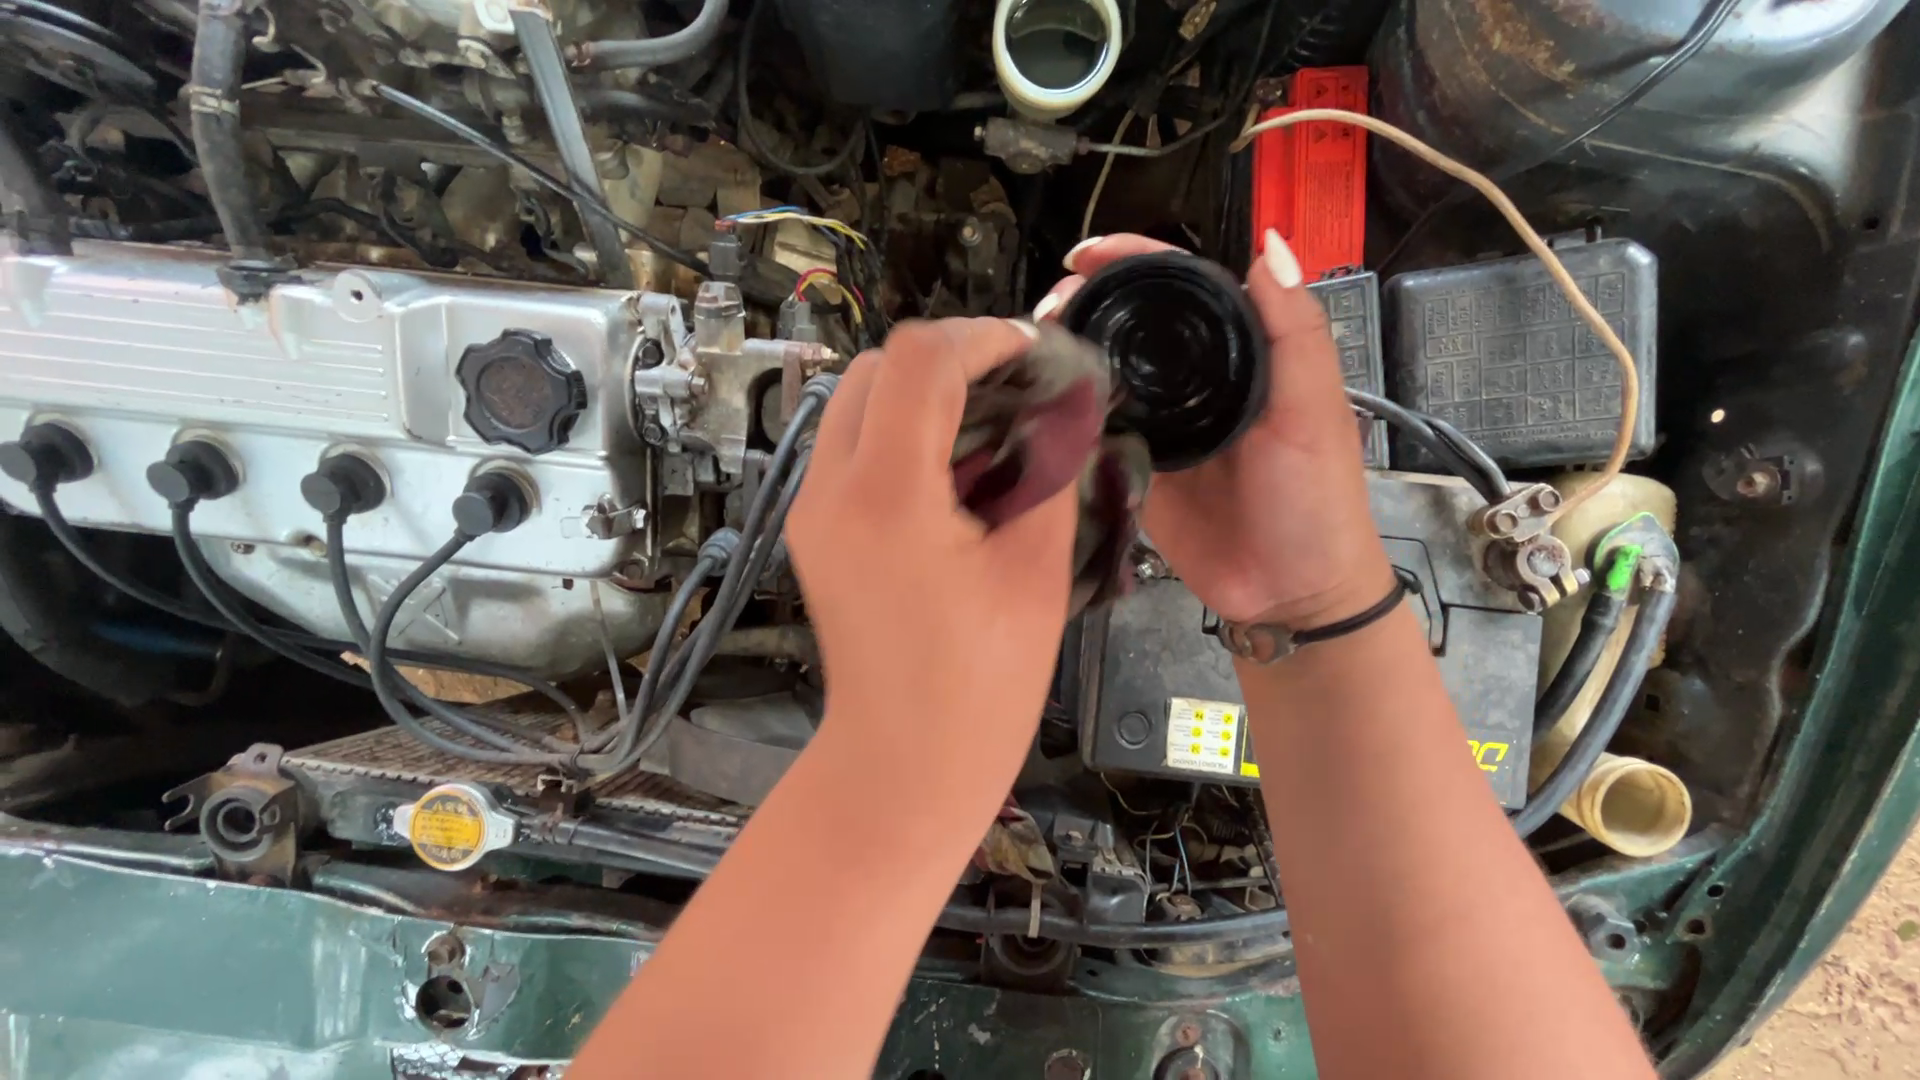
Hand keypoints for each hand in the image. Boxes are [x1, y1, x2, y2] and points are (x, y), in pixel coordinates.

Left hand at [786, 318, 1078, 791]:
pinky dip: (898, 431)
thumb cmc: (978, 687)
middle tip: (1016, 385)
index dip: (982, 338)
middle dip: (949, 360)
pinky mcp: (815, 532)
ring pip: (854, 402)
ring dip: (920, 393)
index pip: (918, 362)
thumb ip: (1050, 469)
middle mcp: (829, 491)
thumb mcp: (1036, 570)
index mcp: (886, 496)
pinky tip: (954, 467)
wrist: (904, 763)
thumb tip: (1065, 405)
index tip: (1033, 353)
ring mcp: (811, 512)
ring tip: (990, 423)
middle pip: (875, 368)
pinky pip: (850, 447)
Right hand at [1036, 232, 1393, 627]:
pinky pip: (1097, 432)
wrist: (1288, 592)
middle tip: (1049, 303)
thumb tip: (1267, 246)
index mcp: (1240, 356)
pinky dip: (1069, 411)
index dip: (1136, 261)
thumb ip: (1294, 333)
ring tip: (1034, 340)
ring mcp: (1161, 427)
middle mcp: (1195, 384)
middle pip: (1135, 325)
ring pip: (1109, 372)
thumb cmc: (1314, 499)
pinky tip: (1040, 397)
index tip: (1087, 253)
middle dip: (1089, 302)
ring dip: (1070, 349)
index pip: (1183, 289)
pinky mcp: (1135, 470)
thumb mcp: (1314, 411)